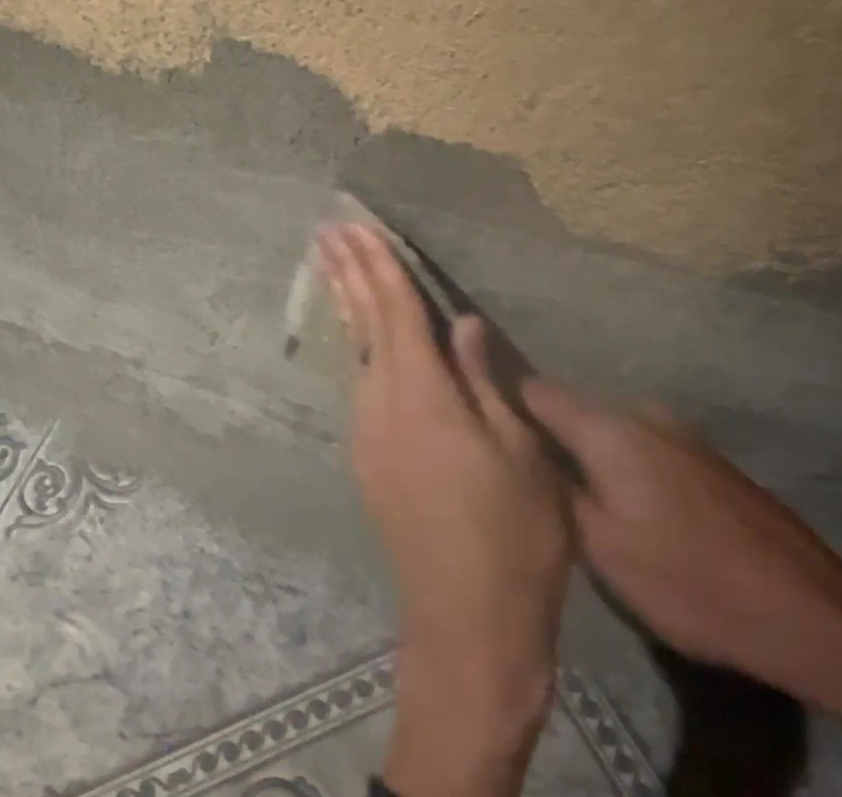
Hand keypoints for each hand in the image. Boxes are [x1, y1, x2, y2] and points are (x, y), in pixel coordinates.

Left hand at [316, 223, 570, 796]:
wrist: (464, 616)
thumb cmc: (513, 534)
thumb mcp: (519, 452)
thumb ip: (484, 381)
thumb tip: (462, 325)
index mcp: (422, 395)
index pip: (395, 312)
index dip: (378, 264)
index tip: (356, 225)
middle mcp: (380, 406)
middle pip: (361, 325)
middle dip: (345, 273)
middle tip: (322, 230)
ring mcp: (365, 435)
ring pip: (354, 353)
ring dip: (345, 306)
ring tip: (332, 266)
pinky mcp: (366, 461)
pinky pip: (359, 385)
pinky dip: (357, 347)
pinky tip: (358, 338)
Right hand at [525, 381, 841, 781]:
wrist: (811, 616)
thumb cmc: (690, 583)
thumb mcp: (600, 548)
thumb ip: (553, 491)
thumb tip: (517, 452)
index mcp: (610, 431)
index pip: (535, 390)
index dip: (499, 393)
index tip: (470, 409)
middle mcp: (645, 418)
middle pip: (572, 414)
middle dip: (541, 436)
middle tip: (513, 473)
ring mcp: (683, 438)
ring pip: (608, 437)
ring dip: (582, 457)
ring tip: (560, 496)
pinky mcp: (709, 465)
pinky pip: (641, 453)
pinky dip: (617, 470)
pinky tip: (616, 509)